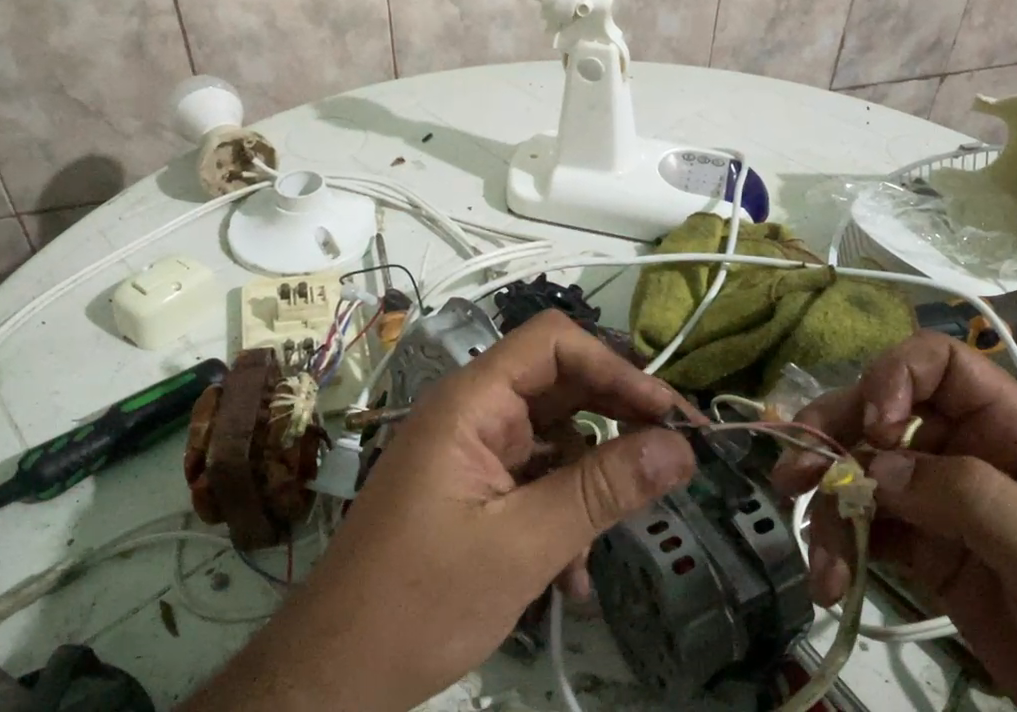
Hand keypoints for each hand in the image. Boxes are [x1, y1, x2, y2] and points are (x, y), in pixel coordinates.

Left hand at [183, 311, 695, 711]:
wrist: (335, 674)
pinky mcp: (472, 493)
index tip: (668, 415)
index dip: (615, 368)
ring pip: (555, 442)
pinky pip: (535, 483)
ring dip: (590, 486)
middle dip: (617, 423)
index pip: (552, 343)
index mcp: (470, 403)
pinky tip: (572, 577)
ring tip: (611, 538)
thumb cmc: (421, 601)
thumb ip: (602, 490)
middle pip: (560, 388)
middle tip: (674, 459)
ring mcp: (471, 455)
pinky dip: (562, 518)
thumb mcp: (523, 546)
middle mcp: (472, 415)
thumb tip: (681, 447)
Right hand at [771, 332, 1016, 711]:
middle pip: (887, 418)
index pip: (941, 367)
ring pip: (868, 479)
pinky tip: (832, 583)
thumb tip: (873, 464)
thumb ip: (966, 497)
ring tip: (815, 556)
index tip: (871, 428)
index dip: (895, 378)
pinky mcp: (935, 561)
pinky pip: (872, 534)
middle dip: (835, 439)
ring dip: (830, 506)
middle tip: (792, 474)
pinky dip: (841, 550)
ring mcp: (951, 511)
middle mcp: (975, 458)